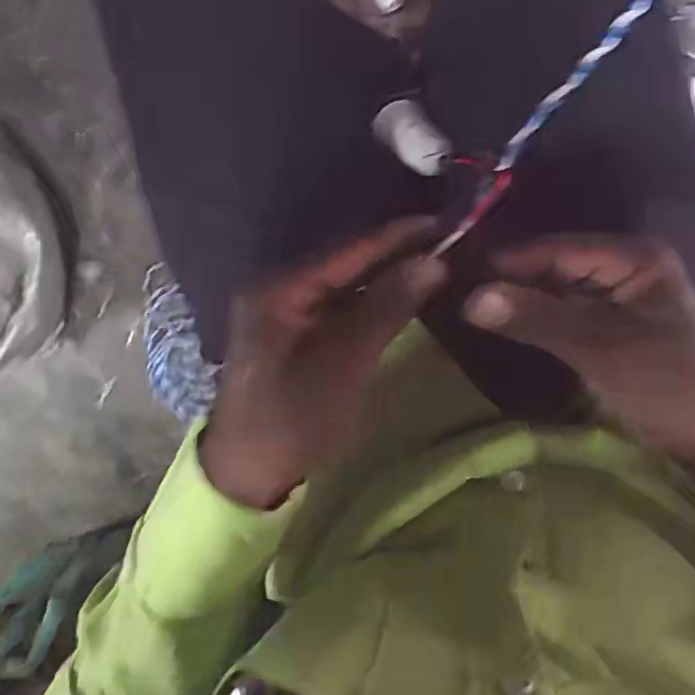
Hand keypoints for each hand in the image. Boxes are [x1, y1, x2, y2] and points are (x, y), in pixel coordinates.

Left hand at [201, 218, 446, 507]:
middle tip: (448, 242)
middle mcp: (278, 285)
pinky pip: (339, 302)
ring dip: (386, 273)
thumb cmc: (293, 420)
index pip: (349, 249)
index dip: (398, 236)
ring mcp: (283, 307)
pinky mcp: (293, 328)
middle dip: (396, 252)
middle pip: (346, 260)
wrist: (246, 472)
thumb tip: (433, 262)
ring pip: (345, 280)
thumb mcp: (344, 364)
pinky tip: (403, 293)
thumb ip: (386, 308)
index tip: (444, 222)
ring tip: (435, 262)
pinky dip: (371, 298)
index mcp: (280, 287)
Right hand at [462, 235, 694, 479]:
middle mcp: (623, 265)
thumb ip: (537, 319)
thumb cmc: (673, 385)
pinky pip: (564, 310)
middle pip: (552, 264)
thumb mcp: (601, 350)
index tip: (454, 275)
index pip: (554, 248)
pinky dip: (536, 319)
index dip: (506, 261)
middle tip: (454, 295)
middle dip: (509, 281)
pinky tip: (503, 326)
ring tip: (469, 310)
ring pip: (554, 288)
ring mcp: (617, 294)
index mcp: (633, 257)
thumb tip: (470, 298)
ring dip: (519, 301)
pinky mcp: (611, 322)